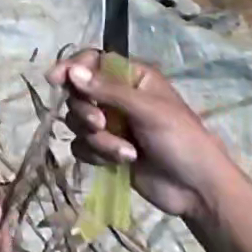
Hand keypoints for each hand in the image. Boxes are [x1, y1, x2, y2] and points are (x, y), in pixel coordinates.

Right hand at [47, 50, 237, 217]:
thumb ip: (108, 90)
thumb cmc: (181, 140)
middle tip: (102, 124)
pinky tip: (119, 163)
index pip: (91, 62)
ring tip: (125, 152)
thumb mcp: (148, 110)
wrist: (196, 189)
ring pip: (77, 122)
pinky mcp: (105, 150)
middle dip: (85, 111)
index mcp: (131, 78)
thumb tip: (71, 71)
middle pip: (78, 93)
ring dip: (98, 140)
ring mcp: (111, 124)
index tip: (55, 79)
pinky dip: (96, 154)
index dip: (71, 68)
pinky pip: (81, 145)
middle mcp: (117, 97)